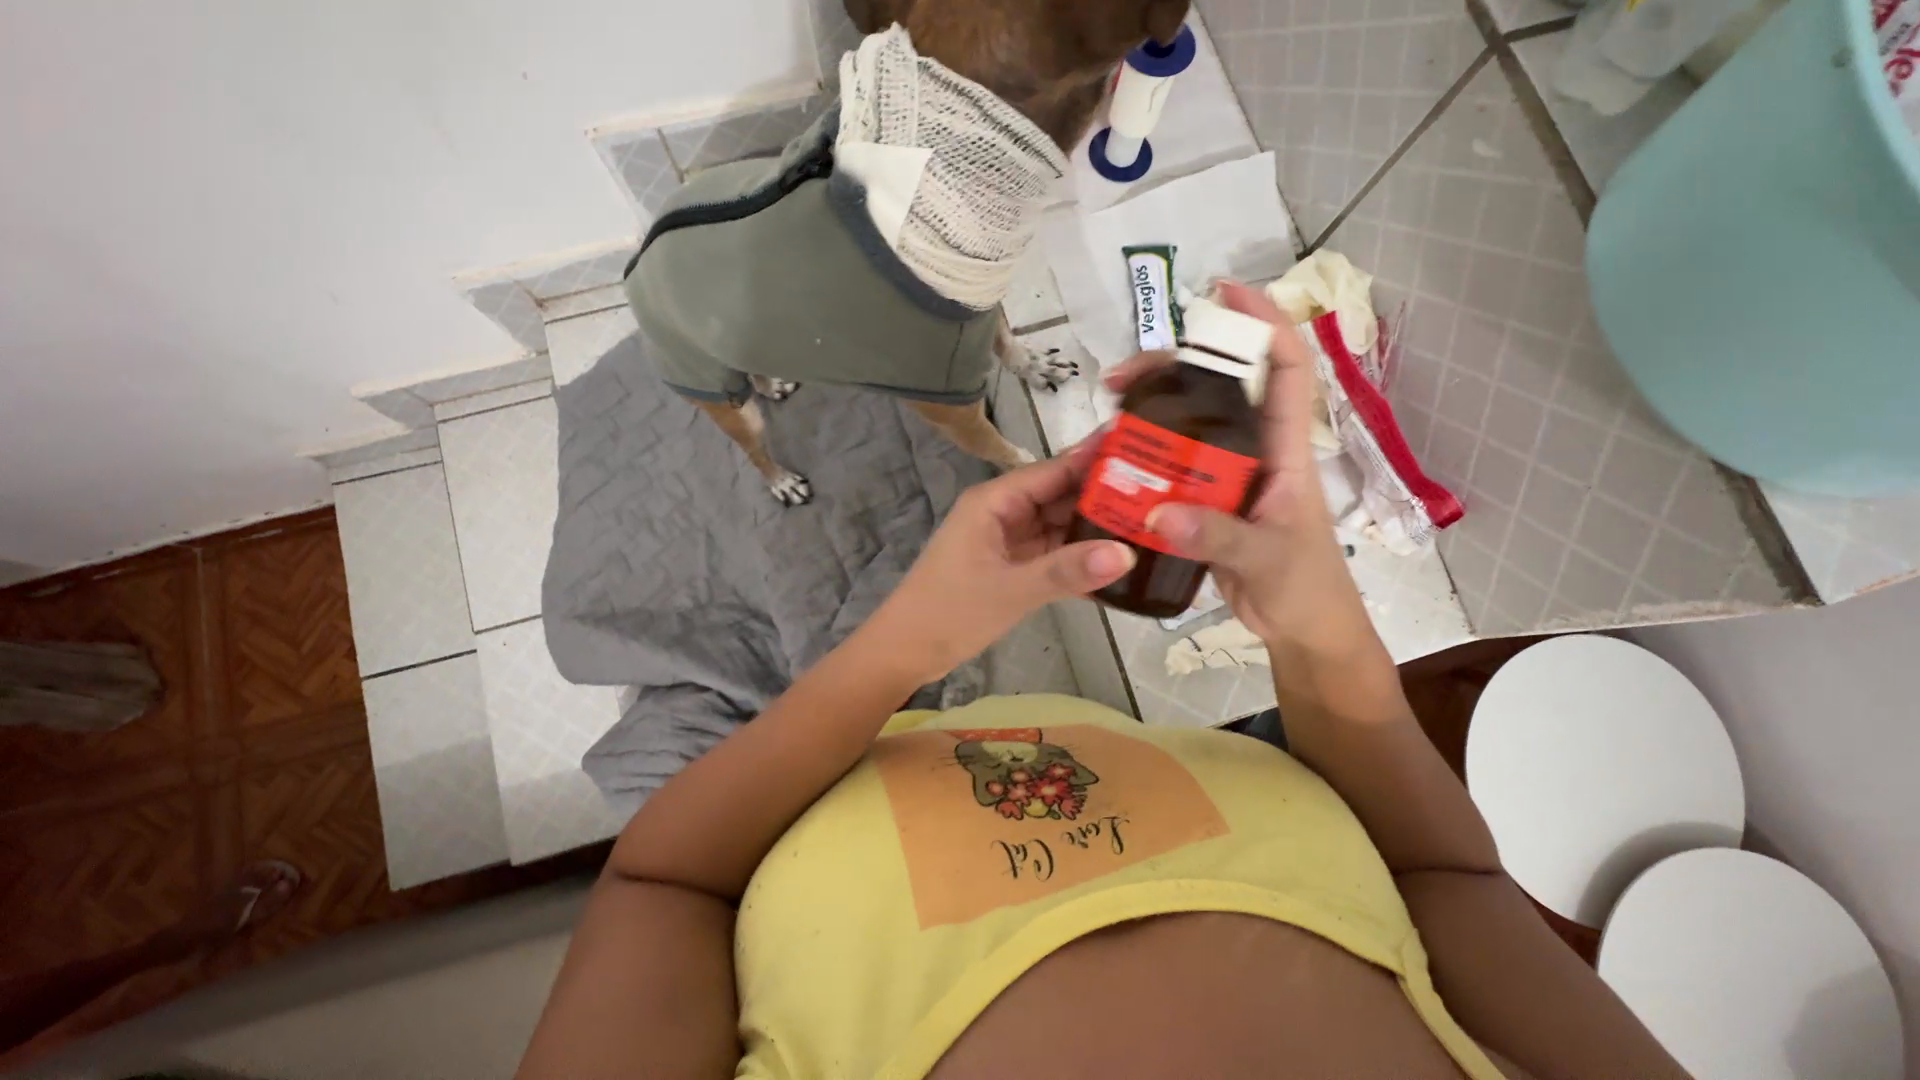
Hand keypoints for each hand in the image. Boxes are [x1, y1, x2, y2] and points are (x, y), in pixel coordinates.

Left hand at [860, 448, 1135, 684]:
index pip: (1055, 470)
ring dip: (1096, 531)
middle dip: (1106, 498)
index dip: (1097, 461)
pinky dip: (1079, 560)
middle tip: (1165, 498)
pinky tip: (1118, 569)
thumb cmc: (949, 612)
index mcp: (996, 501)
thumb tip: (1127, 553)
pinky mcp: (1011, 567)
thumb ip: (1067, 571)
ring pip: (1060, 526)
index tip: (1146, 452)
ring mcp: (1008, 541)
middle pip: (1062, 496)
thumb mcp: (1011, 590)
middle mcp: (1004, 512)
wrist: (905, 652)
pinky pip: (1053, 555)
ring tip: (1153, 530)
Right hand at [1108, 281, 1378, 657]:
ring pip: (1193, 423)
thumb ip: (1217, 536)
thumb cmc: (1304, 587)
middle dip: (1178, 365)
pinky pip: (1176, 466)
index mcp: (1287, 449)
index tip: (1223, 294)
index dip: (1263, 322)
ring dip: (1155, 407)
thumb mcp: (1265, 558)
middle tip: (1124, 373)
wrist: (1302, 628)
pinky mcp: (1209, 502)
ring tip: (1112, 403)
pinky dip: (1147, 455)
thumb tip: (1157, 512)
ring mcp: (1232, 476)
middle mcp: (1258, 450)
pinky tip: (1117, 456)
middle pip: (1222, 386)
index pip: (1286, 368)